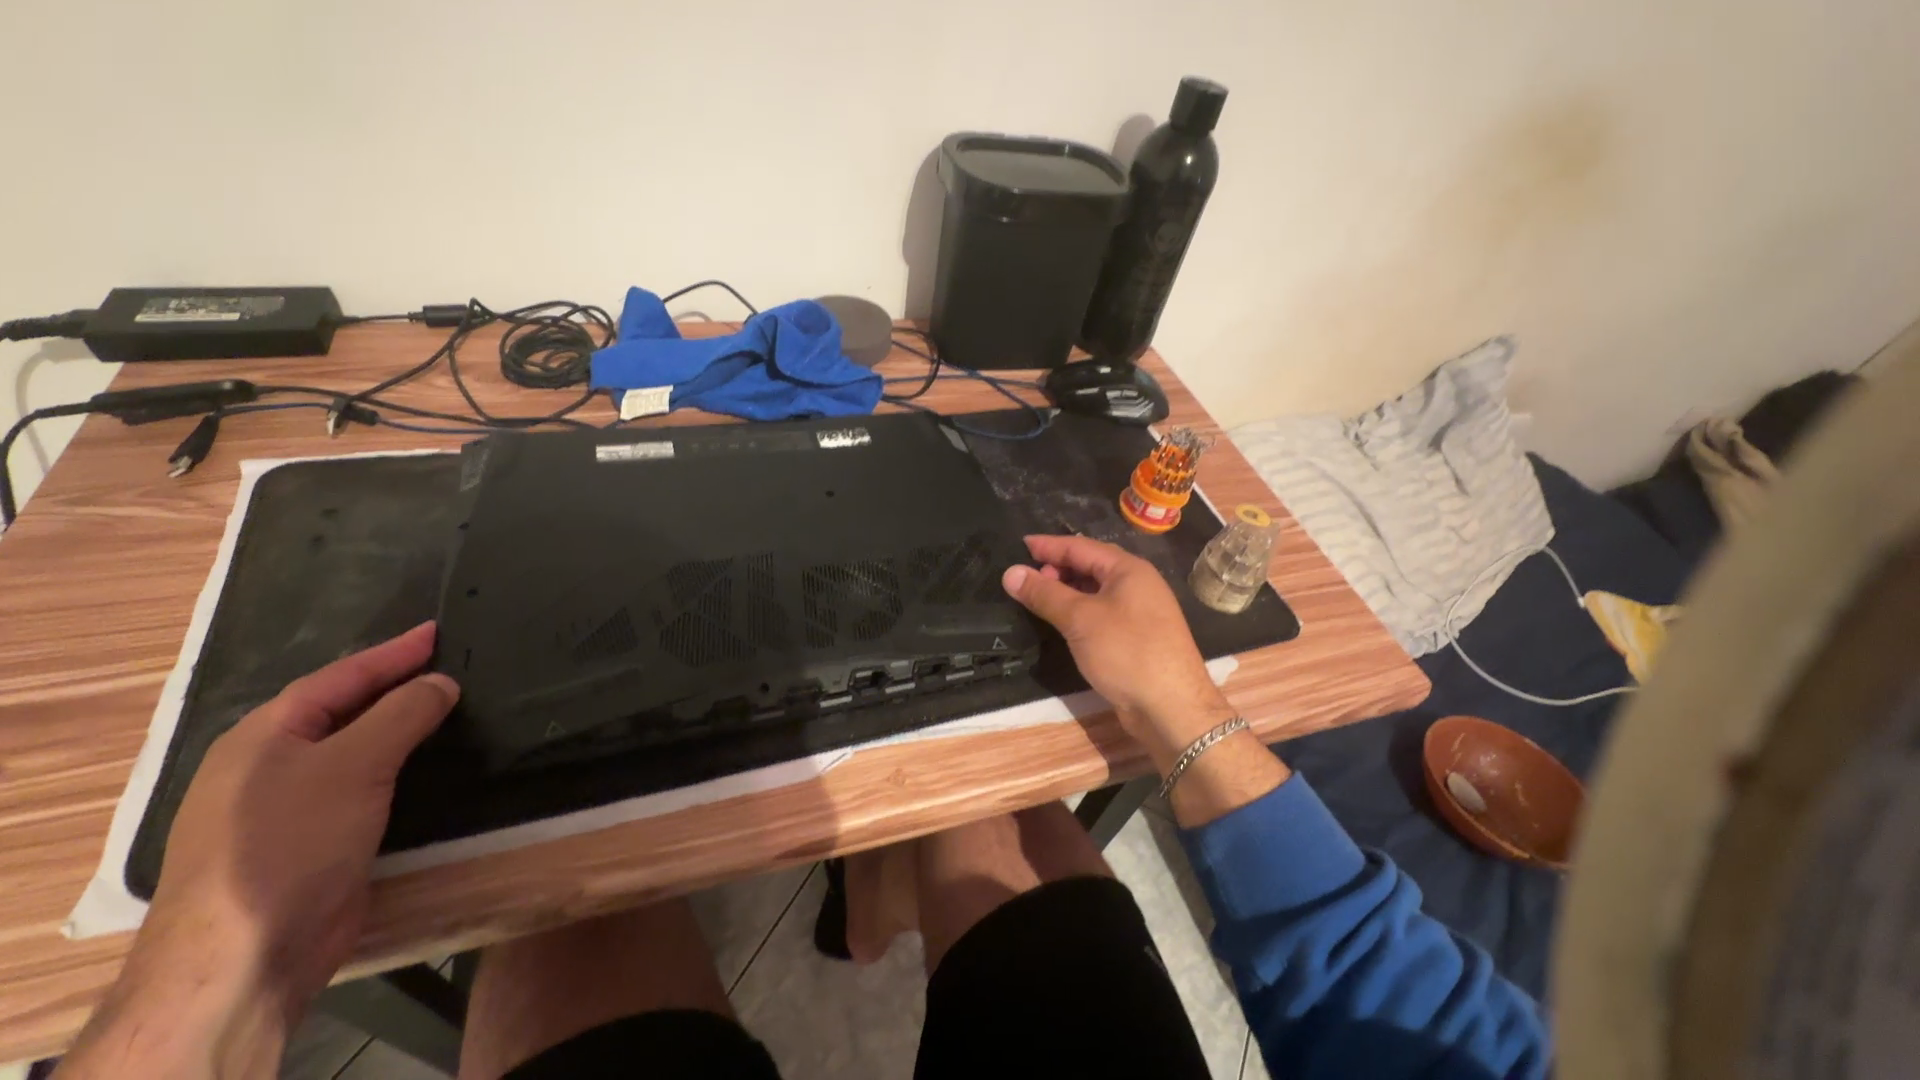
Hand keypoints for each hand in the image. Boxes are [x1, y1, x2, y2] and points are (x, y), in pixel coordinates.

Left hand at [61, 624, 458, 1077]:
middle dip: (391, 686)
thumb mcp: (353, 765)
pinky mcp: (307, 844)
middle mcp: (268, 765)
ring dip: (394, 729)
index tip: (436, 631)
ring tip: (439, 709)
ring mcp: (283, 807)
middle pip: (340, 711)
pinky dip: (391, 770)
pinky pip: (357, 789)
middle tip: (443, 666)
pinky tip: (416, 771)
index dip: (392, 654)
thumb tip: (441, 682)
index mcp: (264, 735)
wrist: (247, 952)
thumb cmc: (292, 841)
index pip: (339, 678)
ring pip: (349, 751)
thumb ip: (401, 715)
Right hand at [1001, 535, 1288, 827]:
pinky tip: (1063, 624)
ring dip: (1067, 592)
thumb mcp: (1080, 619)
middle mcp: (1138, 584)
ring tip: (1038, 600)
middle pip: (1091, 566)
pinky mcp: (1137, 638)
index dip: (1048, 545)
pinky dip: (1080, 612)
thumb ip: (1045, 594)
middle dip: (1057, 568)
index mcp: (1129, 570)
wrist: (1171, 707)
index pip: (1081, 547)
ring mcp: (1140, 612)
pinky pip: (1102, 614)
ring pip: (1096, 592)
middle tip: (1027, 580)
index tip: (1020, 545)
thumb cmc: (1126, 652)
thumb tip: (1010, 573)